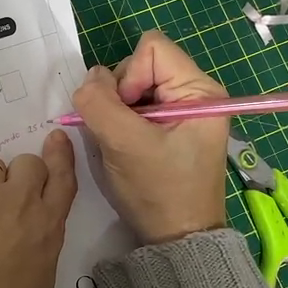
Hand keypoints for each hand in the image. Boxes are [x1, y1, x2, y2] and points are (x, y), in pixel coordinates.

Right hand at [71, 30, 229, 245]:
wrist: (176, 237)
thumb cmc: (159, 191)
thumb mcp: (124, 144)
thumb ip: (100, 104)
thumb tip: (88, 79)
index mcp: (198, 90)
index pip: (151, 49)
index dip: (128, 75)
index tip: (125, 113)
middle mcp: (191, 94)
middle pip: (138, 66)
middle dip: (118, 95)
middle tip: (118, 131)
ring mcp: (177, 111)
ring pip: (129, 88)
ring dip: (114, 112)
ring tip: (118, 143)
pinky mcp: (163, 127)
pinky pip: (130, 108)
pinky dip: (117, 123)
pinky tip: (120, 146)